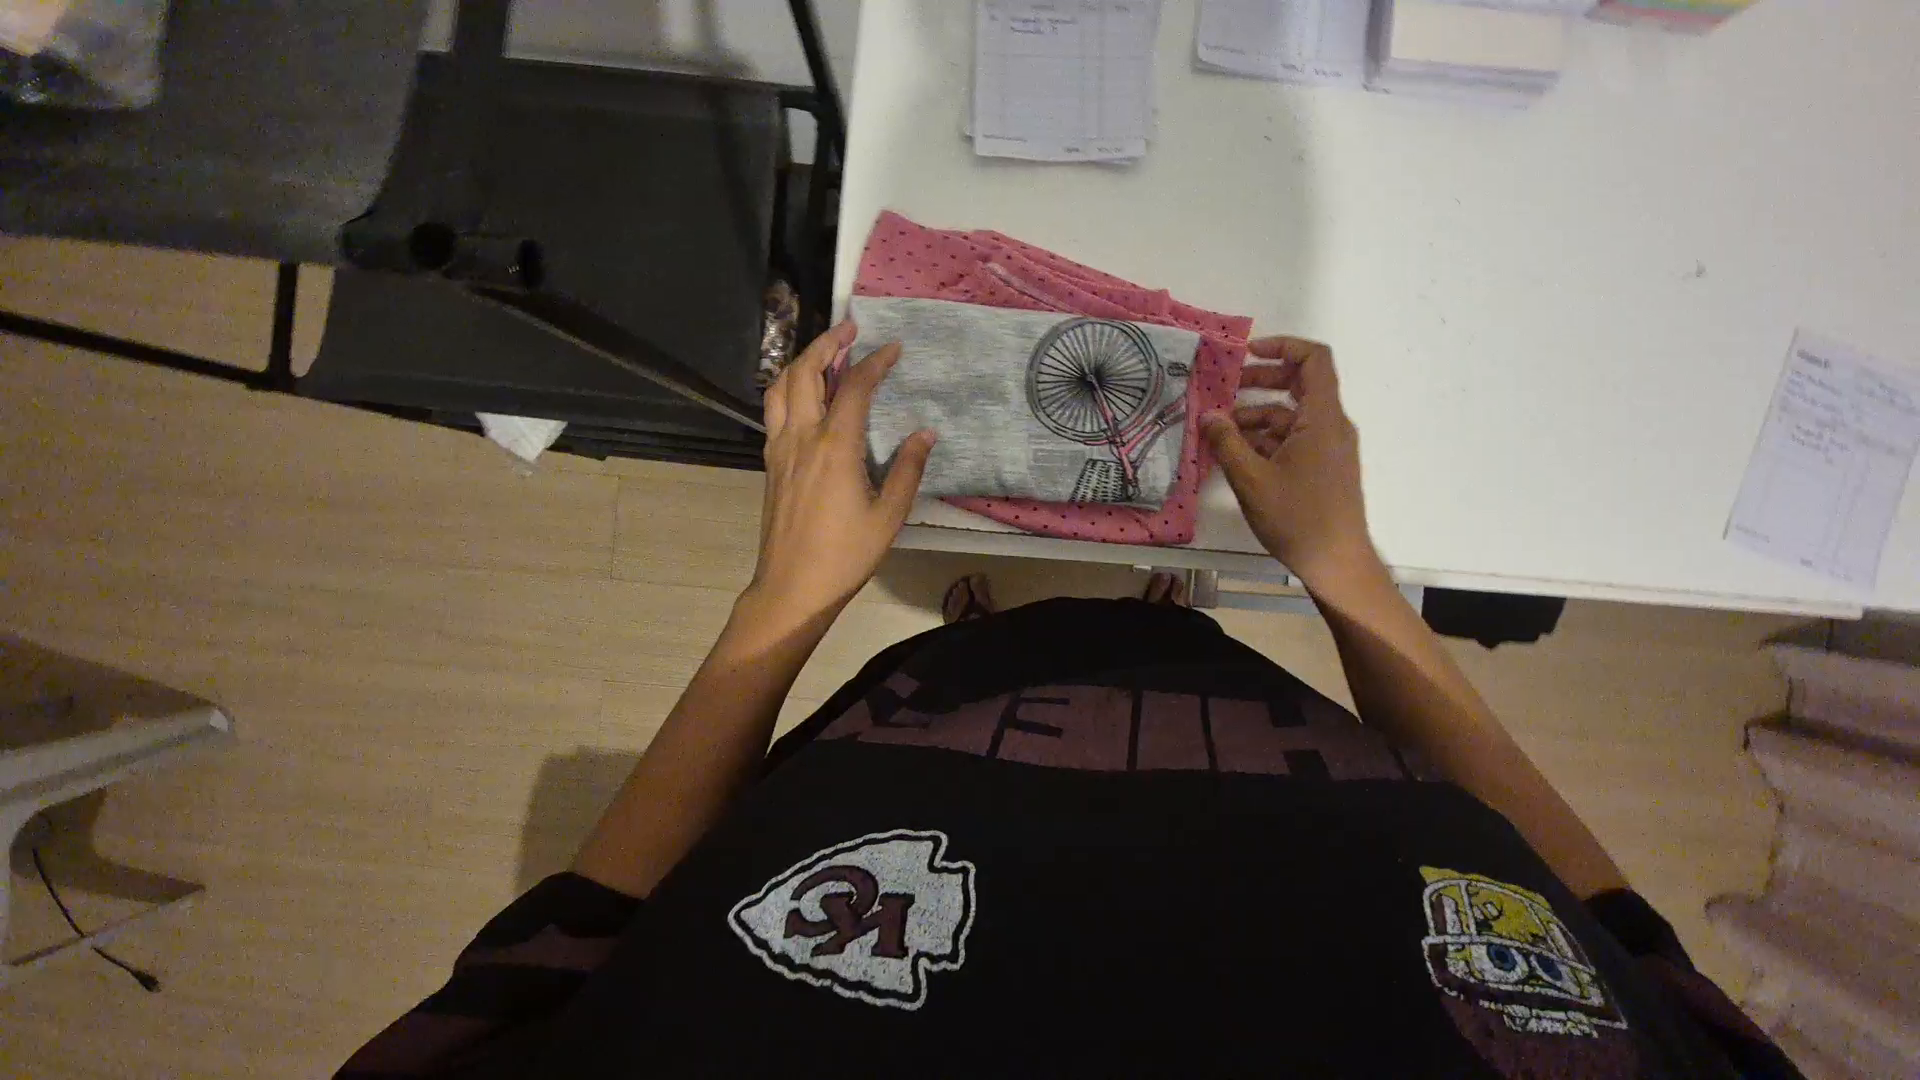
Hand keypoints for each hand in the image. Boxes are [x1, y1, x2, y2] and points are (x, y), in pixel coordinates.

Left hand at [749, 320, 935, 622]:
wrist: (792, 587)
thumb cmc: (845, 555)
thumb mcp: (889, 515)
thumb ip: (908, 469)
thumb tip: (926, 433)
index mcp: (835, 447)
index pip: (854, 388)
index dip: (876, 362)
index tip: (894, 348)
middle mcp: (801, 437)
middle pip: (805, 372)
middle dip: (828, 343)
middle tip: (851, 329)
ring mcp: (779, 449)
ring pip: (781, 387)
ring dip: (802, 361)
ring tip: (826, 353)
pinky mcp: (770, 463)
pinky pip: (774, 410)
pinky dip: (790, 388)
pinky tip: (807, 395)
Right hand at [1201, 336, 1379, 592]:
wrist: (1336, 561)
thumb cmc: (1297, 517)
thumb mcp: (1251, 479)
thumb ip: (1227, 443)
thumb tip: (1208, 415)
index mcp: (1322, 418)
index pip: (1314, 360)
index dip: (1282, 346)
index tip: (1247, 354)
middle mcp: (1331, 426)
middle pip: (1299, 385)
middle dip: (1260, 383)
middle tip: (1223, 391)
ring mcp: (1329, 448)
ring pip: (1291, 416)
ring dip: (1256, 417)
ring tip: (1220, 432)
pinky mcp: (1323, 468)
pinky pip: (1293, 439)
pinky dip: (1266, 440)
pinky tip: (1237, 456)